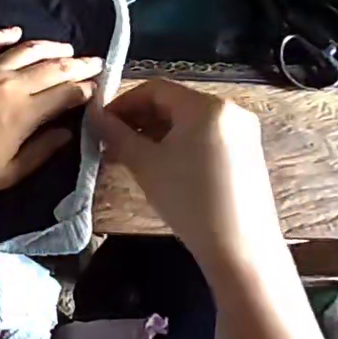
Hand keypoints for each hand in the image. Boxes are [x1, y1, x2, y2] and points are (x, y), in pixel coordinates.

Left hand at [0, 27, 102, 193]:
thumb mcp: (6, 173)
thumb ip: (40, 151)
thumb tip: (65, 133)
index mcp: (25, 112)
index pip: (67, 93)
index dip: (86, 90)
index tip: (96, 89)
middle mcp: (11, 83)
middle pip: (55, 67)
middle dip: (80, 64)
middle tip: (95, 62)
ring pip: (28, 49)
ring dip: (51, 47)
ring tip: (66, 49)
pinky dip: (7, 35)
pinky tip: (17, 33)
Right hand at [90, 81, 288, 267]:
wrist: (240, 249)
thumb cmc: (188, 199)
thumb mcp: (144, 163)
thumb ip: (115, 133)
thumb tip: (92, 114)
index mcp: (207, 106)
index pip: (154, 89)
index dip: (122, 103)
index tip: (100, 125)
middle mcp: (229, 111)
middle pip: (171, 103)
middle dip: (136, 120)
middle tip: (109, 143)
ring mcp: (242, 133)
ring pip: (185, 122)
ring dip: (153, 134)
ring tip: (127, 158)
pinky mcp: (246, 154)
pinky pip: (202, 137)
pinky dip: (175, 145)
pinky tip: (157, 167)